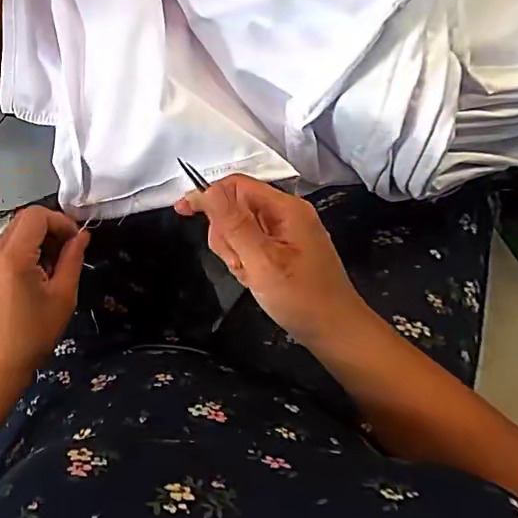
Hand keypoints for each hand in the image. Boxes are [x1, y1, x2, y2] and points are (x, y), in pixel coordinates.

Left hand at [0, 206, 88, 374]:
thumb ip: (73, 259)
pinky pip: (6, 245)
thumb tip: (81, 236)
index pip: (36, 215)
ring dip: (37, 239)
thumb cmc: (32, 334)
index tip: (75, 240)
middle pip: (24, 219)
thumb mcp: (63, 296)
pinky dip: (24, 250)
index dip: (60, 221)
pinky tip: (35, 274)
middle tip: (66, 254)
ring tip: (52, 268)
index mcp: (12, 256)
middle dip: (50, 229)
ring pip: (15, 231)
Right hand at [175, 174, 373, 345]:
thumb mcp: (261, 260)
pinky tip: (253, 277)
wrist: (335, 332)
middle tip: (238, 261)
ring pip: (236, 227)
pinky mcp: (279, 248)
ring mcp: (283, 232)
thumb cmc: (303, 298)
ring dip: (233, 250)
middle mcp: (285, 214)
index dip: (207, 195)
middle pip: (233, 206)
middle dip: (225, 234)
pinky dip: (242, 259)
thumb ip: (232, 223)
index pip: (235, 185)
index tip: (183, 211)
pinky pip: (247, 243)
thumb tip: (206, 190)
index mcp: (285, 208)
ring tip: (249, 273)